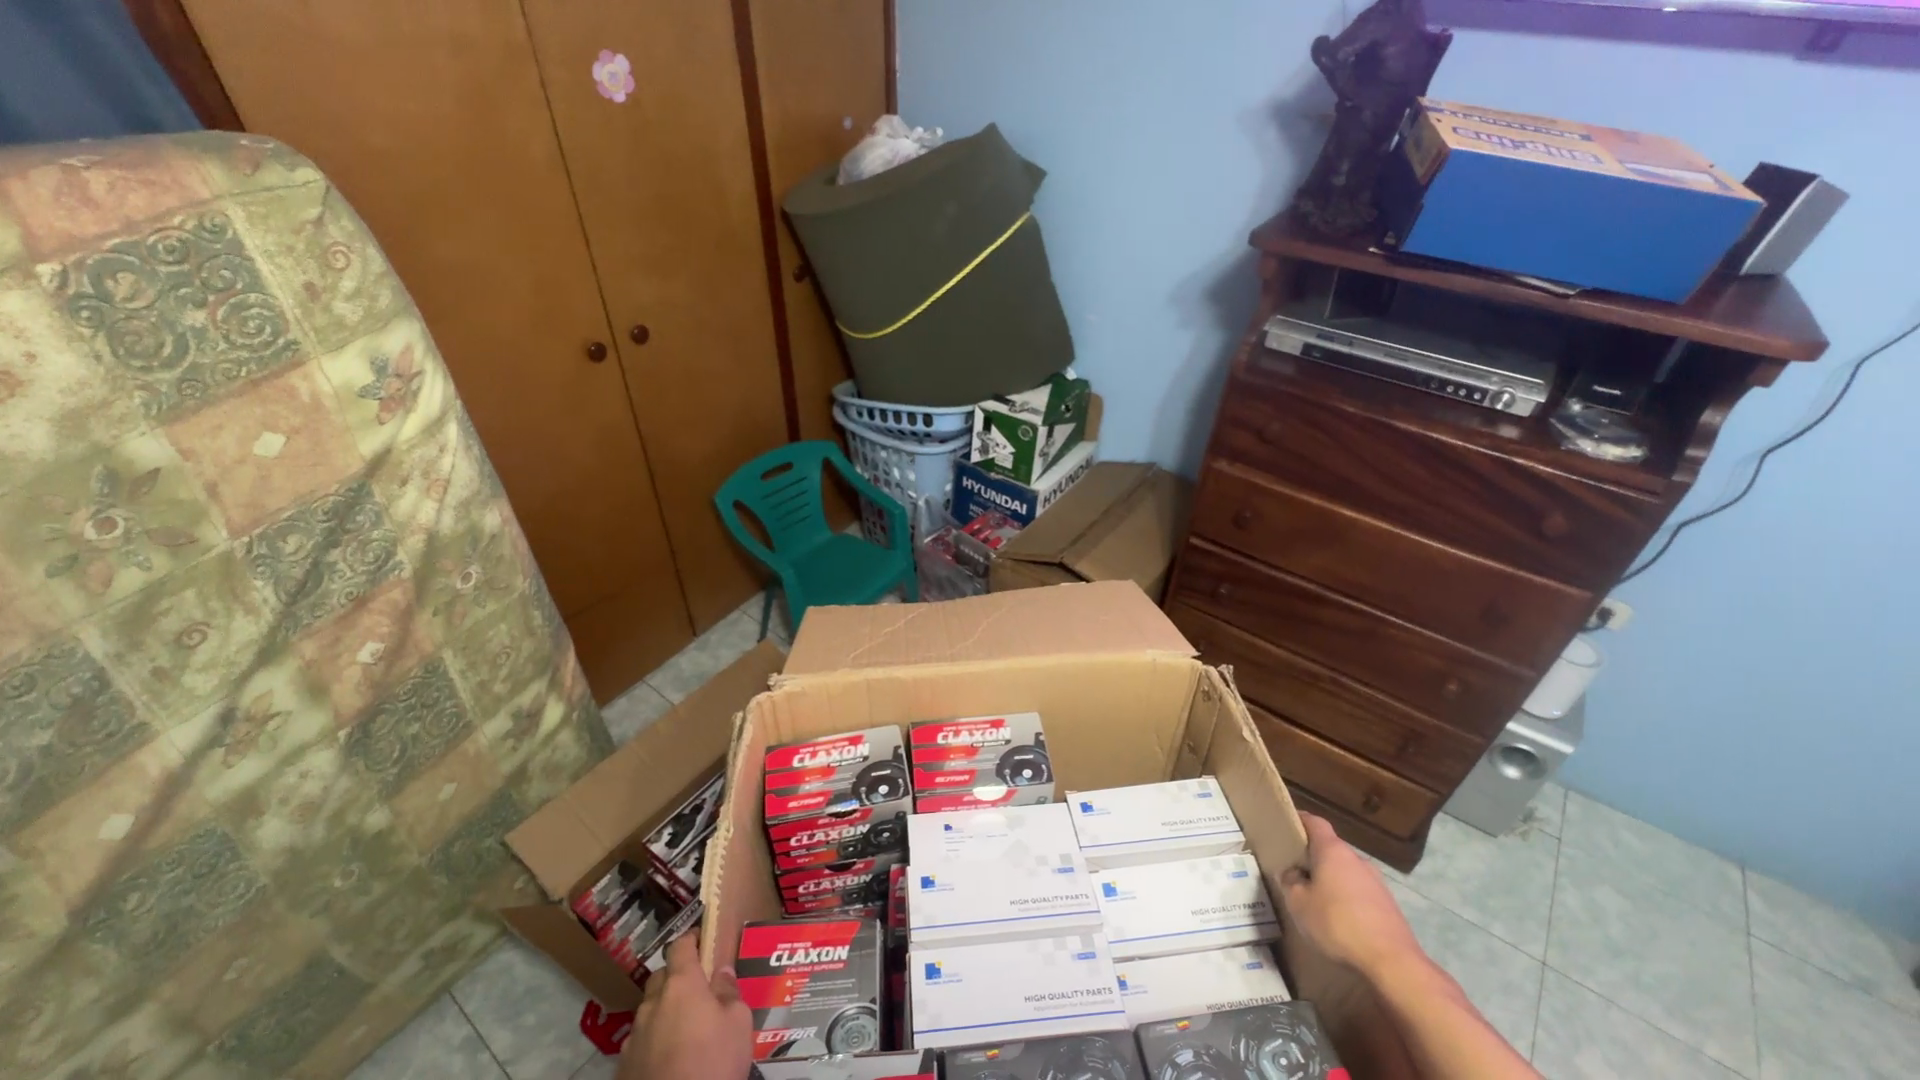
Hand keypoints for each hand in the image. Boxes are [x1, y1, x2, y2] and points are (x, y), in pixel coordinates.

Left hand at [619, 933, 751, 1079]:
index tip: (702, 939)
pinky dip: (654, 1039)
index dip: (691, 939)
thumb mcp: (738, 1023)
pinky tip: (668, 1056)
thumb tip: (721, 973)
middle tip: (698, 990)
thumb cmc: (714, 1060)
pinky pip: (641, 1039)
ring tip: (684, 1028)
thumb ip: (729, 992)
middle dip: (677, 977)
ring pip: (649, 1010)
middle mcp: (652, 1003)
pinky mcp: (624, 1063)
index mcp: (681, 985)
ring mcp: (634, 1034)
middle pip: (661, 977)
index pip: (680, 947)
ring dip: (664, 1010)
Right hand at [1279, 813, 1424, 980]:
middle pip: (1331, 849)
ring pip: (1346, 872)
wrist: (1390, 960)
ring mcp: (1376, 882)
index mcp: (1333, 851)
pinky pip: (1359, 892)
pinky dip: (1346, 898)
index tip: (1287, 824)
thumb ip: (1290, 882)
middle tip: (1295, 871)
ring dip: (1331, 880)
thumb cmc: (1336, 924)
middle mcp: (1357, 860)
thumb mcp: (1298, 904)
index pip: (1315, 823)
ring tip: (1315, 900)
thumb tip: (1292, 872)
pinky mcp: (1387, 904)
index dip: (1301, 820)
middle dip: (1313, 857)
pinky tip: (1339, 920)